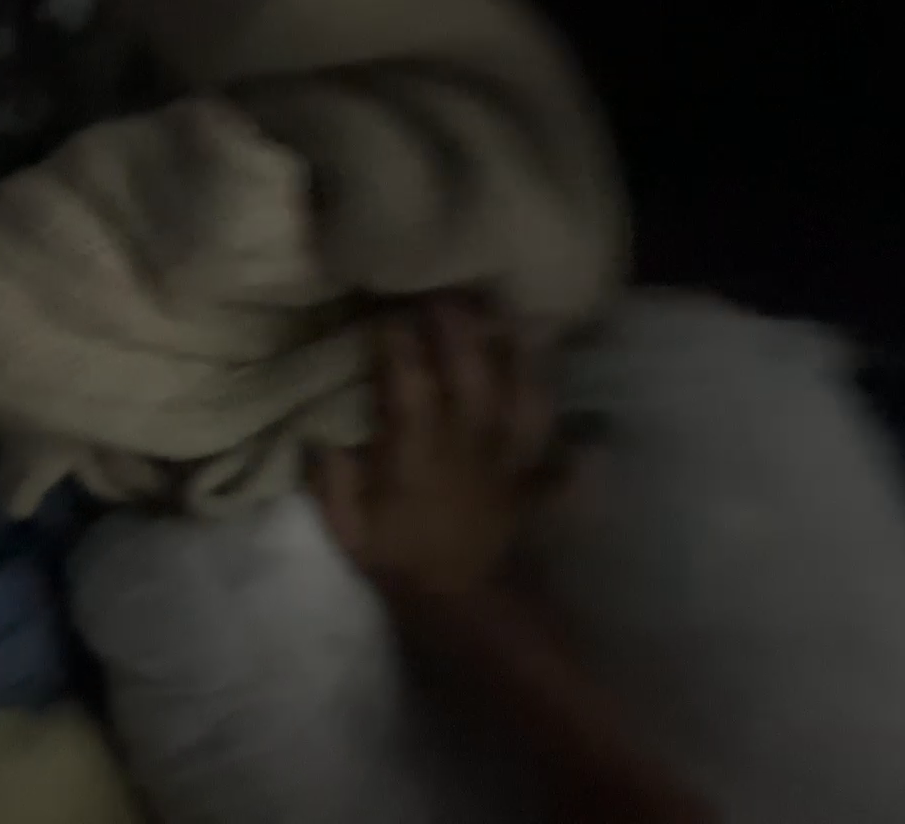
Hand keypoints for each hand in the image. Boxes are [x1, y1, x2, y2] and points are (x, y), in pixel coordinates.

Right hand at [309, 296, 560, 597]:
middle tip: (446, 290)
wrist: (467, 615)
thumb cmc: (398, 561)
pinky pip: (566, 454)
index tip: (386, 310)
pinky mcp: (538, 486)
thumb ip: (331, 475)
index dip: (400, 346)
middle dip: (460, 329)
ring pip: (525, 401)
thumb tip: (319, 428)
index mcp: (420, 454)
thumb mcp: (346, 524)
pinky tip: (586, 415)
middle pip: (473, 378)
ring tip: (516, 318)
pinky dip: (579, 433)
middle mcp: (471, 449)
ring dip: (522, 358)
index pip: (411, 387)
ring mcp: (512, 465)